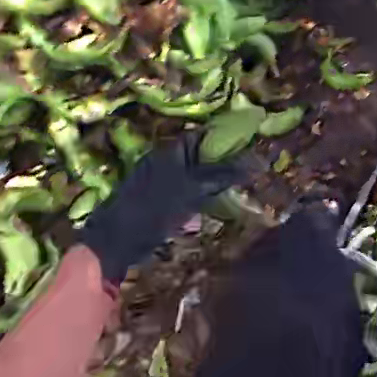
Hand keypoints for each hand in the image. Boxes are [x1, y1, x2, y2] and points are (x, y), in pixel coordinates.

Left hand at [73, 136, 240, 285]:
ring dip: (212, 182)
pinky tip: (210, 210)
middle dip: (223, 162)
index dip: (227, 138)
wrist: (116, 241)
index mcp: (171, 150)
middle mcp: (164, 160)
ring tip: (235, 190)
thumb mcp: (194, 188)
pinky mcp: (156, 201)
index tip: (250, 147)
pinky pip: (185, 192)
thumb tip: (260, 161)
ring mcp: (158, 181)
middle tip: (247, 172)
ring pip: (193, 175)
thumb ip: (225, 173)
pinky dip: (200, 197)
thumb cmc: (155, 208)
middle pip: (200, 155)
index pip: (204, 135)